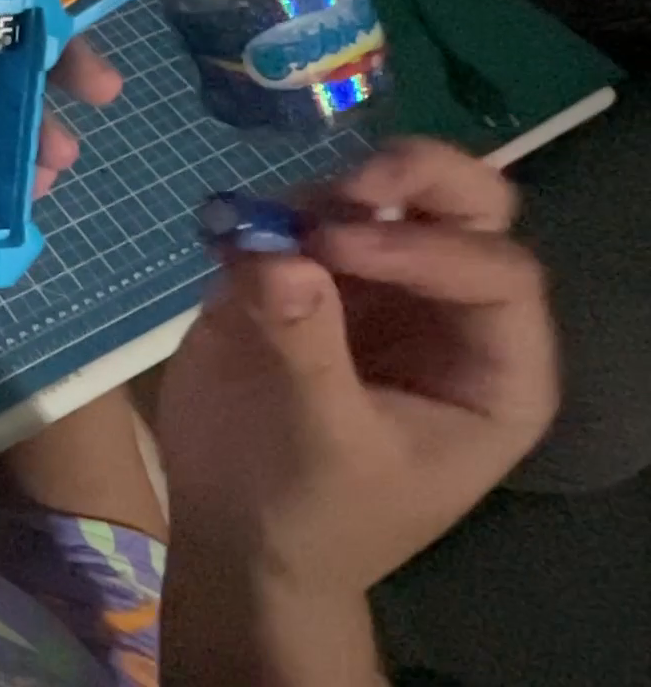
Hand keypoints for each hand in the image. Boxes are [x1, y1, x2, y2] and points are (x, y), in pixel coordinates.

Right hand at [159, 138, 558, 597]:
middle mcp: (432, 313)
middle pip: (458, 212)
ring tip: (254, 222)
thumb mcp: (324, 442)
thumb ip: (305, 347)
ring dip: (313, 199)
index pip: (490, 272)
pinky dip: (248, 220)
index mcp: (486, 364)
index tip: (329, 245)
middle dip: (409, 180)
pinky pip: (276, 231)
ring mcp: (354, 294)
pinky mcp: (280, 289)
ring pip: (360, 207)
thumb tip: (271, 255)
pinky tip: (218, 231)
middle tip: (343, 182)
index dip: (421, 246)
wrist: (233, 529)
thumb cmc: (311, 509)